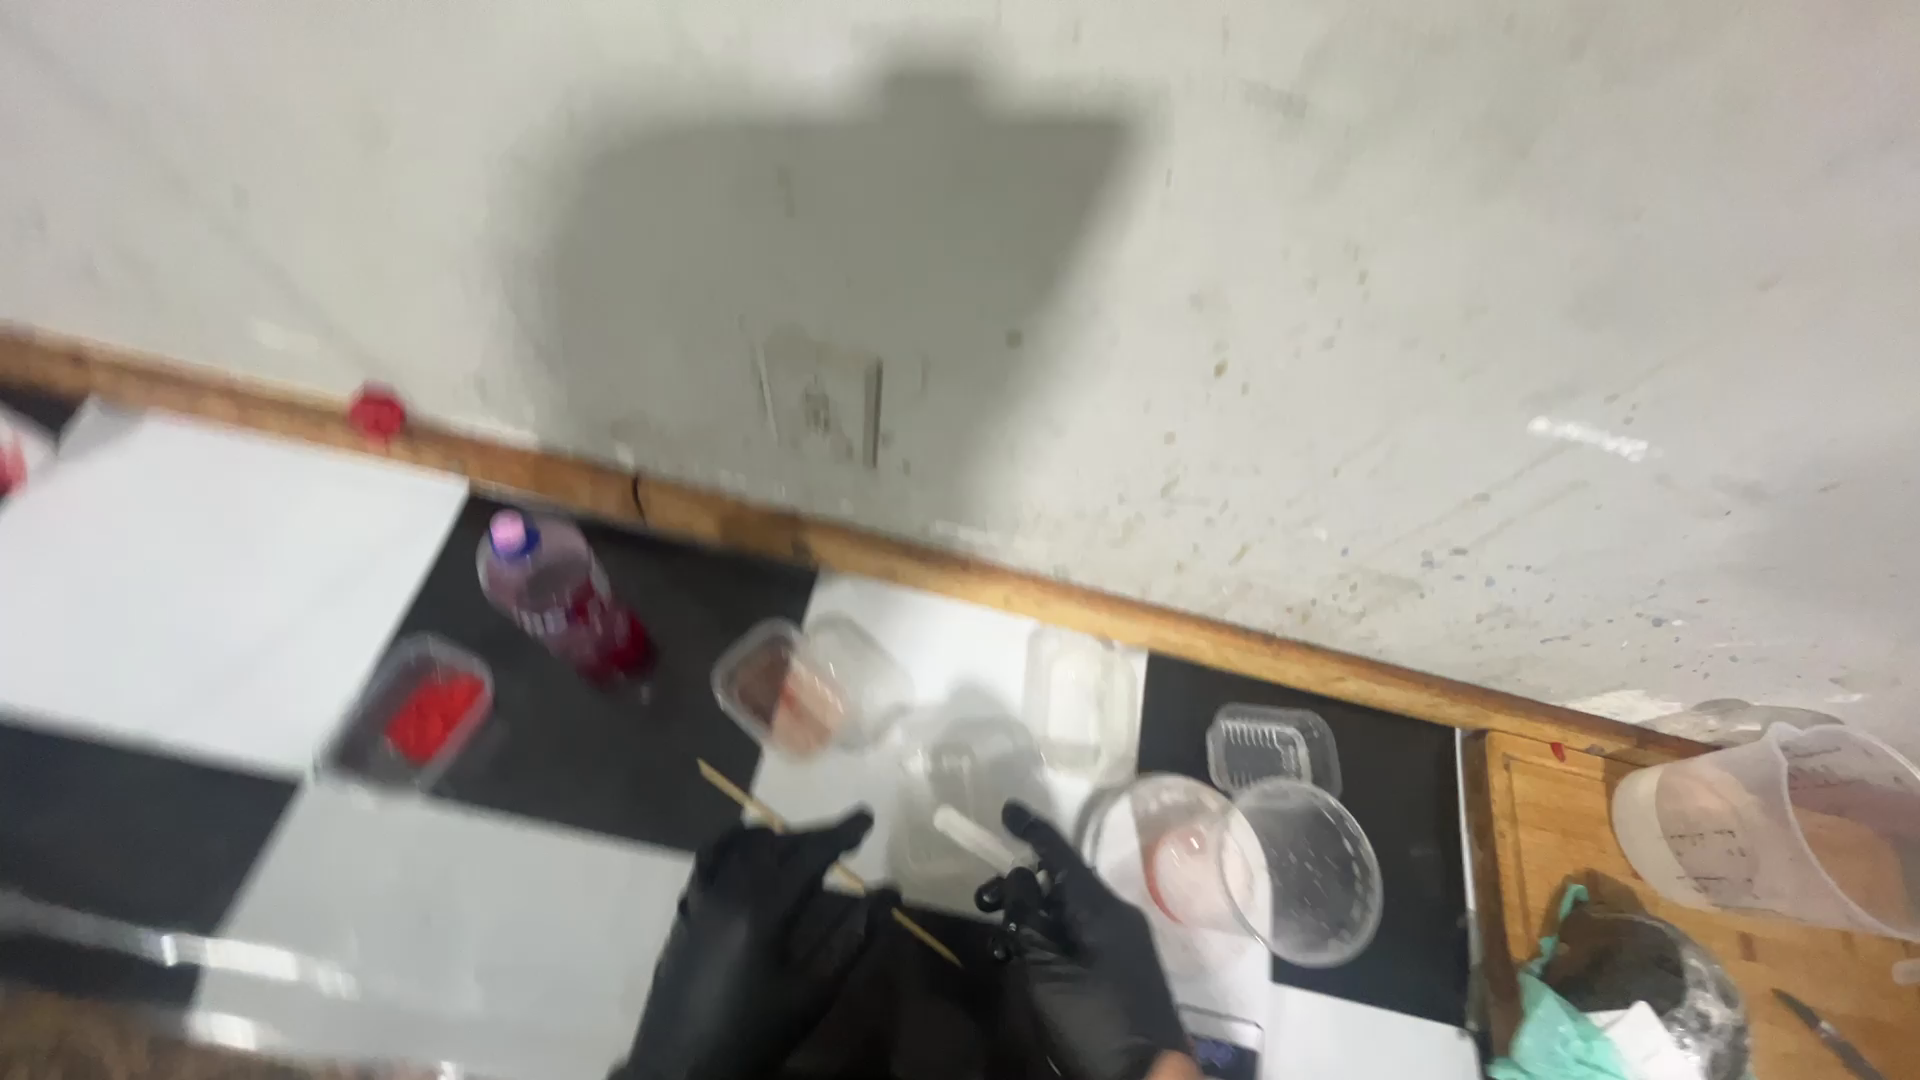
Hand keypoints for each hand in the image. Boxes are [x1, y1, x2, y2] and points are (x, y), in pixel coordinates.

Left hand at [620, 809, 892, 1079]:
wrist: (681, 1069)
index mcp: (763, 910)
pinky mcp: (687, 907)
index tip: (867, 817)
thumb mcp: (813, 993)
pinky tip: (751, 845)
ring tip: (808, 844)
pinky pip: (711, 856)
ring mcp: (703, 896)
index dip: (842, 833)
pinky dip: (737, 841)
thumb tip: (890, 892)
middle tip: (848, 837)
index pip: (810, 854)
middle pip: (780, 843)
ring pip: (747, 845)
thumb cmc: (755, 1033)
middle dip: (816, 834)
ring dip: (782, 837)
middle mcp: (730, 891)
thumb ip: (853, 937)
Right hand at [976, 801, 1192, 1079]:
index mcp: (1099, 906)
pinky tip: (1022, 961)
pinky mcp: (1119, 967)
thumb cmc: (1093, 1019)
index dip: (1030, 829)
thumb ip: (1029, 916)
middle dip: (1018, 886)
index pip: (1059, 852)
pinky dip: (1048, 940)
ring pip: (1065, 911)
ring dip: (1029, 917)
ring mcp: (1120, 942)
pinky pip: (1078, 936)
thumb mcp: (1047, 968)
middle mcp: (1113, 914)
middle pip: (1059, 883)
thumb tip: (1019, 875)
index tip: (1006, 810)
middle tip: (981, 901)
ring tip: (998, 943)